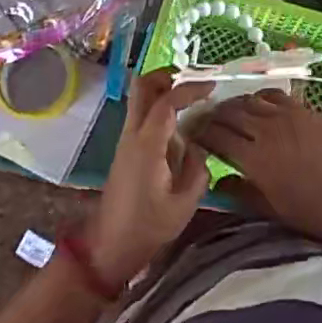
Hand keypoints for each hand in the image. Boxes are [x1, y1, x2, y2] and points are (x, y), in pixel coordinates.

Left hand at [83, 68, 210, 286]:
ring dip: (163, 90)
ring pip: (139, 99)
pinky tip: (181, 123)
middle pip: (141, 87)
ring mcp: (126, 140)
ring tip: (193, 99)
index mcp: (147, 144)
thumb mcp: (185, 202)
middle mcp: (132, 135)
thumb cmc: (148, 227)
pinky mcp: (126, 149)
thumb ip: (197, 168)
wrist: (110, 246)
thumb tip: (197, 146)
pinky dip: (159, 107)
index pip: (167, 101)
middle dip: (166, 76)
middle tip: (194, 81)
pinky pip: (142, 115)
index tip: (211, 87)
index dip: (190, 89)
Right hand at [190, 88, 321, 244]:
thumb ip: (240, 191)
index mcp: (254, 158)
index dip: (201, 134)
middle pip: (229, 114)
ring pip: (249, 101)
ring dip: (234, 105)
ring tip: (227, 112)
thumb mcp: (269, 208)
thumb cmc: (310, 210)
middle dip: (213, 117)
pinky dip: (259, 97)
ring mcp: (285, 116)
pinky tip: (256, 105)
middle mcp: (265, 131)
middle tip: (206, 123)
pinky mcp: (301, 110)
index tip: (192, 135)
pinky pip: (273, 95)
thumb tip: (218, 180)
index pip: (217, 137)